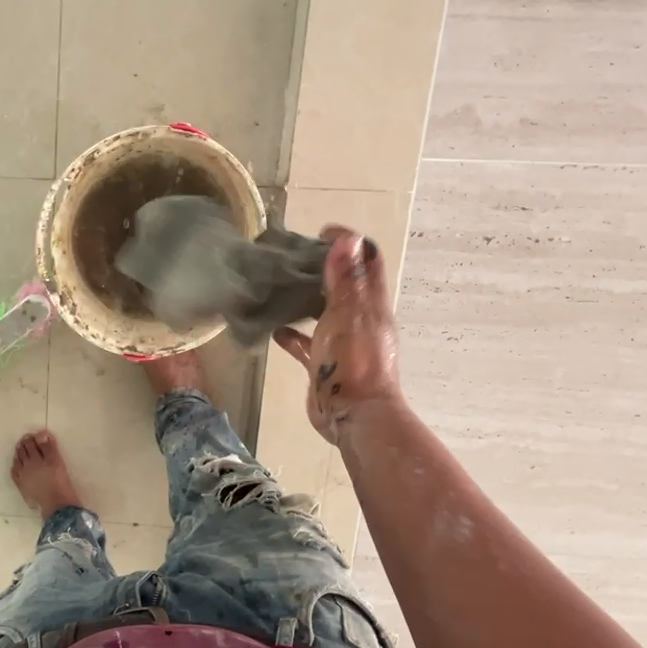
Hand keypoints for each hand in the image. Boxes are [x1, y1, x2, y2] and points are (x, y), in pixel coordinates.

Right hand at [272, 227, 402, 443]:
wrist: (353, 414)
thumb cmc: (352, 361)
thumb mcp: (346, 314)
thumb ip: (345, 279)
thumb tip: (346, 239)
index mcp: (371, 304)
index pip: (367, 260)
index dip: (349, 242)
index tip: (321, 232)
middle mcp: (361, 320)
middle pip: (345, 285)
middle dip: (323, 268)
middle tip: (292, 259)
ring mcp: (344, 344)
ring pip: (325, 313)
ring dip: (306, 300)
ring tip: (280, 289)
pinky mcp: (325, 365)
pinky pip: (308, 344)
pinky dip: (293, 334)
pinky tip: (274, 329)